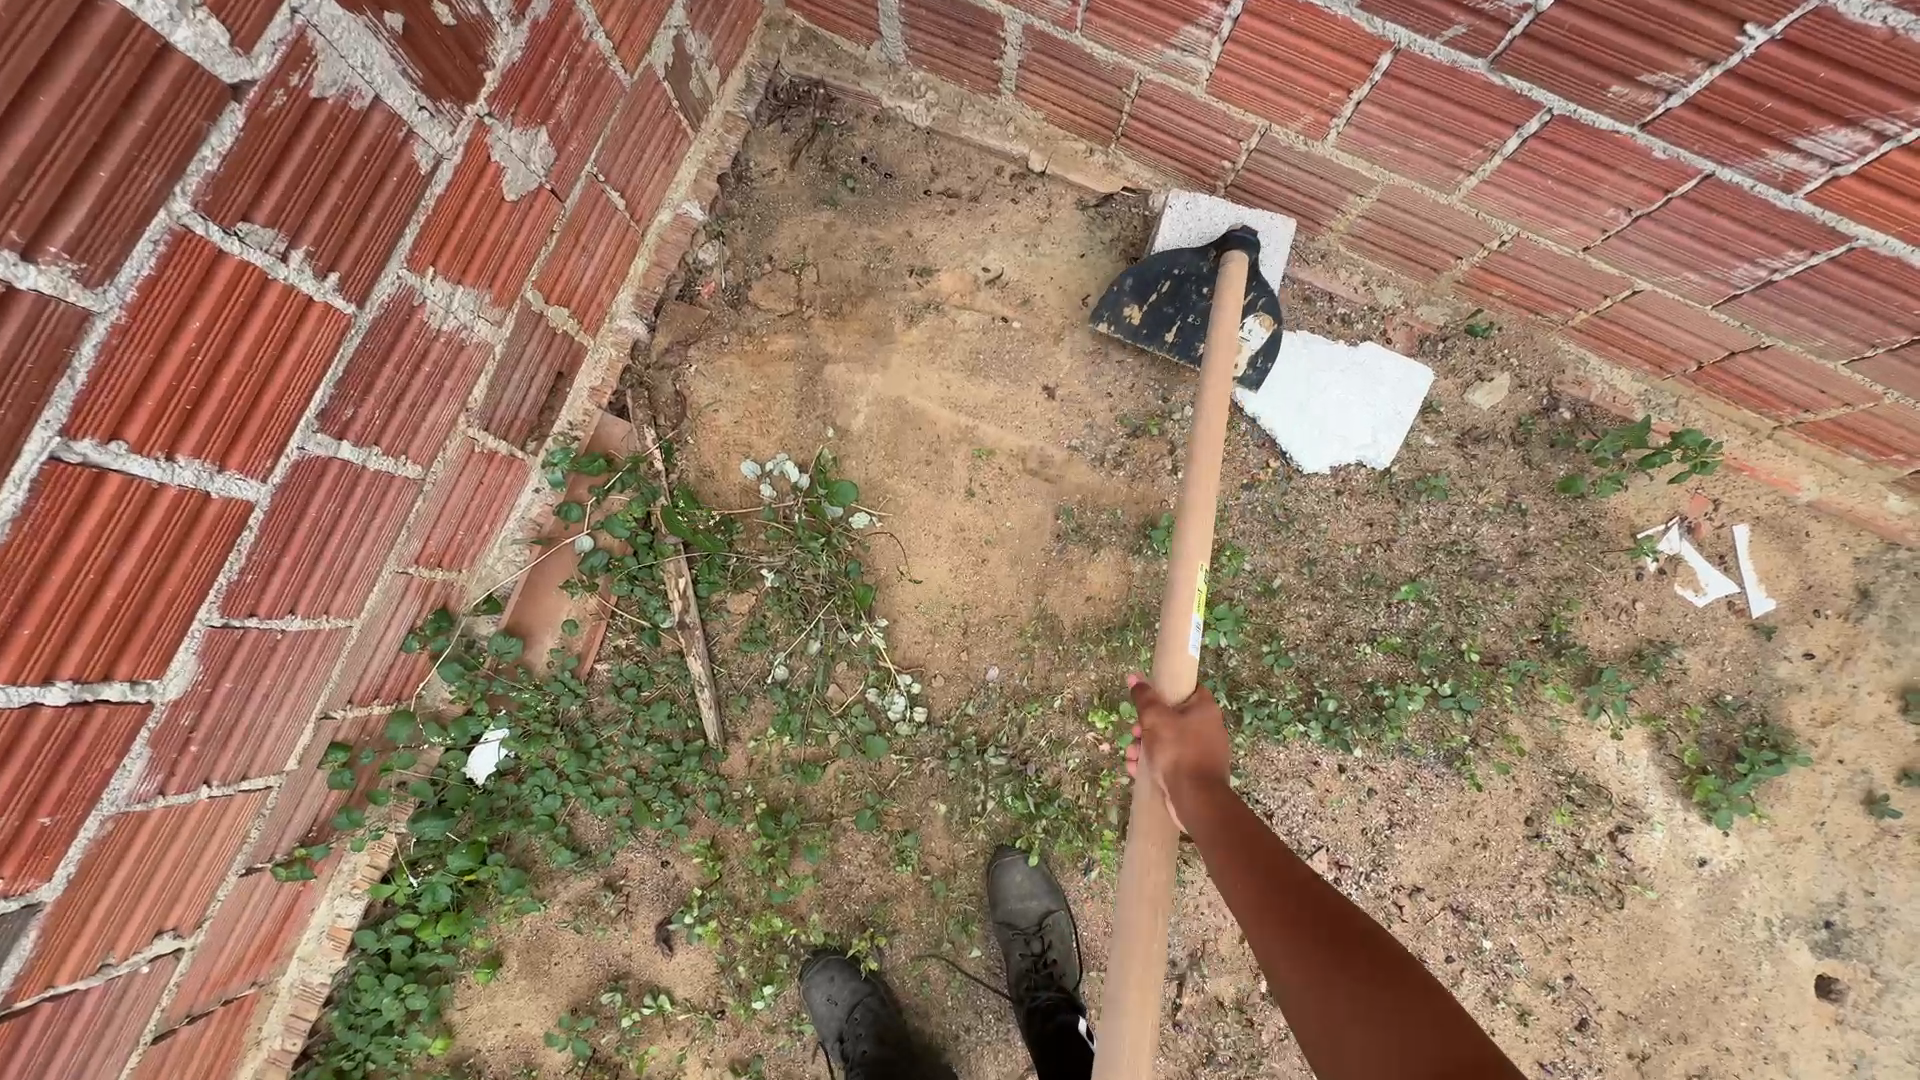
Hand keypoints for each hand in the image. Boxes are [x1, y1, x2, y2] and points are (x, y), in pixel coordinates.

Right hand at [1125, 674, 1231, 831]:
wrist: (1195, 798)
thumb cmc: (1177, 750)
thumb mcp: (1155, 718)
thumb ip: (1144, 697)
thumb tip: (1134, 677)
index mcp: (1205, 708)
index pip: (1186, 688)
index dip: (1165, 689)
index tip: (1147, 698)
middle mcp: (1208, 727)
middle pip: (1171, 717)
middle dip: (1146, 726)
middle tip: (1135, 733)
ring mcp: (1203, 752)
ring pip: (1168, 741)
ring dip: (1145, 746)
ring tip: (1131, 756)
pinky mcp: (1196, 772)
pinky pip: (1171, 761)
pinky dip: (1154, 763)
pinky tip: (1136, 770)